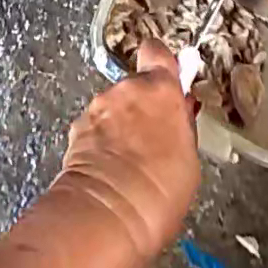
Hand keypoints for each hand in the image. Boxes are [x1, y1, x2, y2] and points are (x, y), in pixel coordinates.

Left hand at [50, 40, 199, 261]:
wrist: (109, 216)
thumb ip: (182, 122)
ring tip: (128, 162)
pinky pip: (93, 128)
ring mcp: (100, 106)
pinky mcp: (78, 129)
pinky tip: (108, 170)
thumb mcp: (189, 156)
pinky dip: (99, 142)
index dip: (161, 62)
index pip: (158, 51)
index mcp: (161, 88)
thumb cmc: (158, 190)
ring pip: (113, 107)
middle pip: (135, 85)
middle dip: (141, 105)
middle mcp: (128, 88)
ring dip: (119, 125)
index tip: (169, 76)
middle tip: (151, 136)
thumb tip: (181, 110)